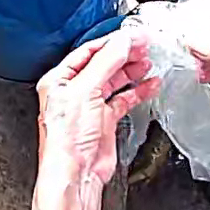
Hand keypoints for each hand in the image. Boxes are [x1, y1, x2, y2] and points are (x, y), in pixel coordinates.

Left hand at [34, 29, 160, 185]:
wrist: (76, 174)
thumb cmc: (67, 140)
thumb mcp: (85, 91)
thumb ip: (106, 63)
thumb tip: (123, 41)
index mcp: (59, 80)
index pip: (88, 52)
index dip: (112, 42)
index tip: (133, 35)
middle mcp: (73, 91)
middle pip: (102, 64)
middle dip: (124, 54)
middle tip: (144, 46)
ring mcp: (89, 106)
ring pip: (114, 80)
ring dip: (132, 70)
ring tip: (148, 61)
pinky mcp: (103, 120)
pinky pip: (123, 99)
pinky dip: (137, 91)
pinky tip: (150, 84)